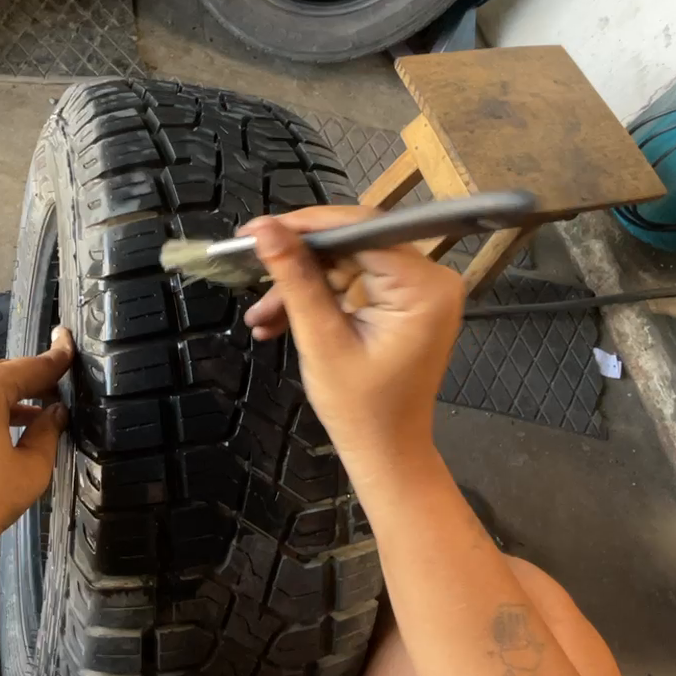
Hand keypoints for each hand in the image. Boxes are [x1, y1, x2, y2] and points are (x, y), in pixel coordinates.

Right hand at [241, 208, 463, 482]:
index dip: (305, 225)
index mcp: (423, 286)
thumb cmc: (360, 407)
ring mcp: (413, 291)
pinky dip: (313, 300)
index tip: (255, 230)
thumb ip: (295, 279)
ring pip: (341, 265)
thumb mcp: (320, 339)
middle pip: (350, 244)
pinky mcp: (397, 303)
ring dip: (297, 287)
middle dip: (296, 263)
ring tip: (259, 318)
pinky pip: (347, 285)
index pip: (361, 229)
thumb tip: (264, 230)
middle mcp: (428, 279)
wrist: (384, 450)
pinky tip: (276, 322)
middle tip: (248, 267)